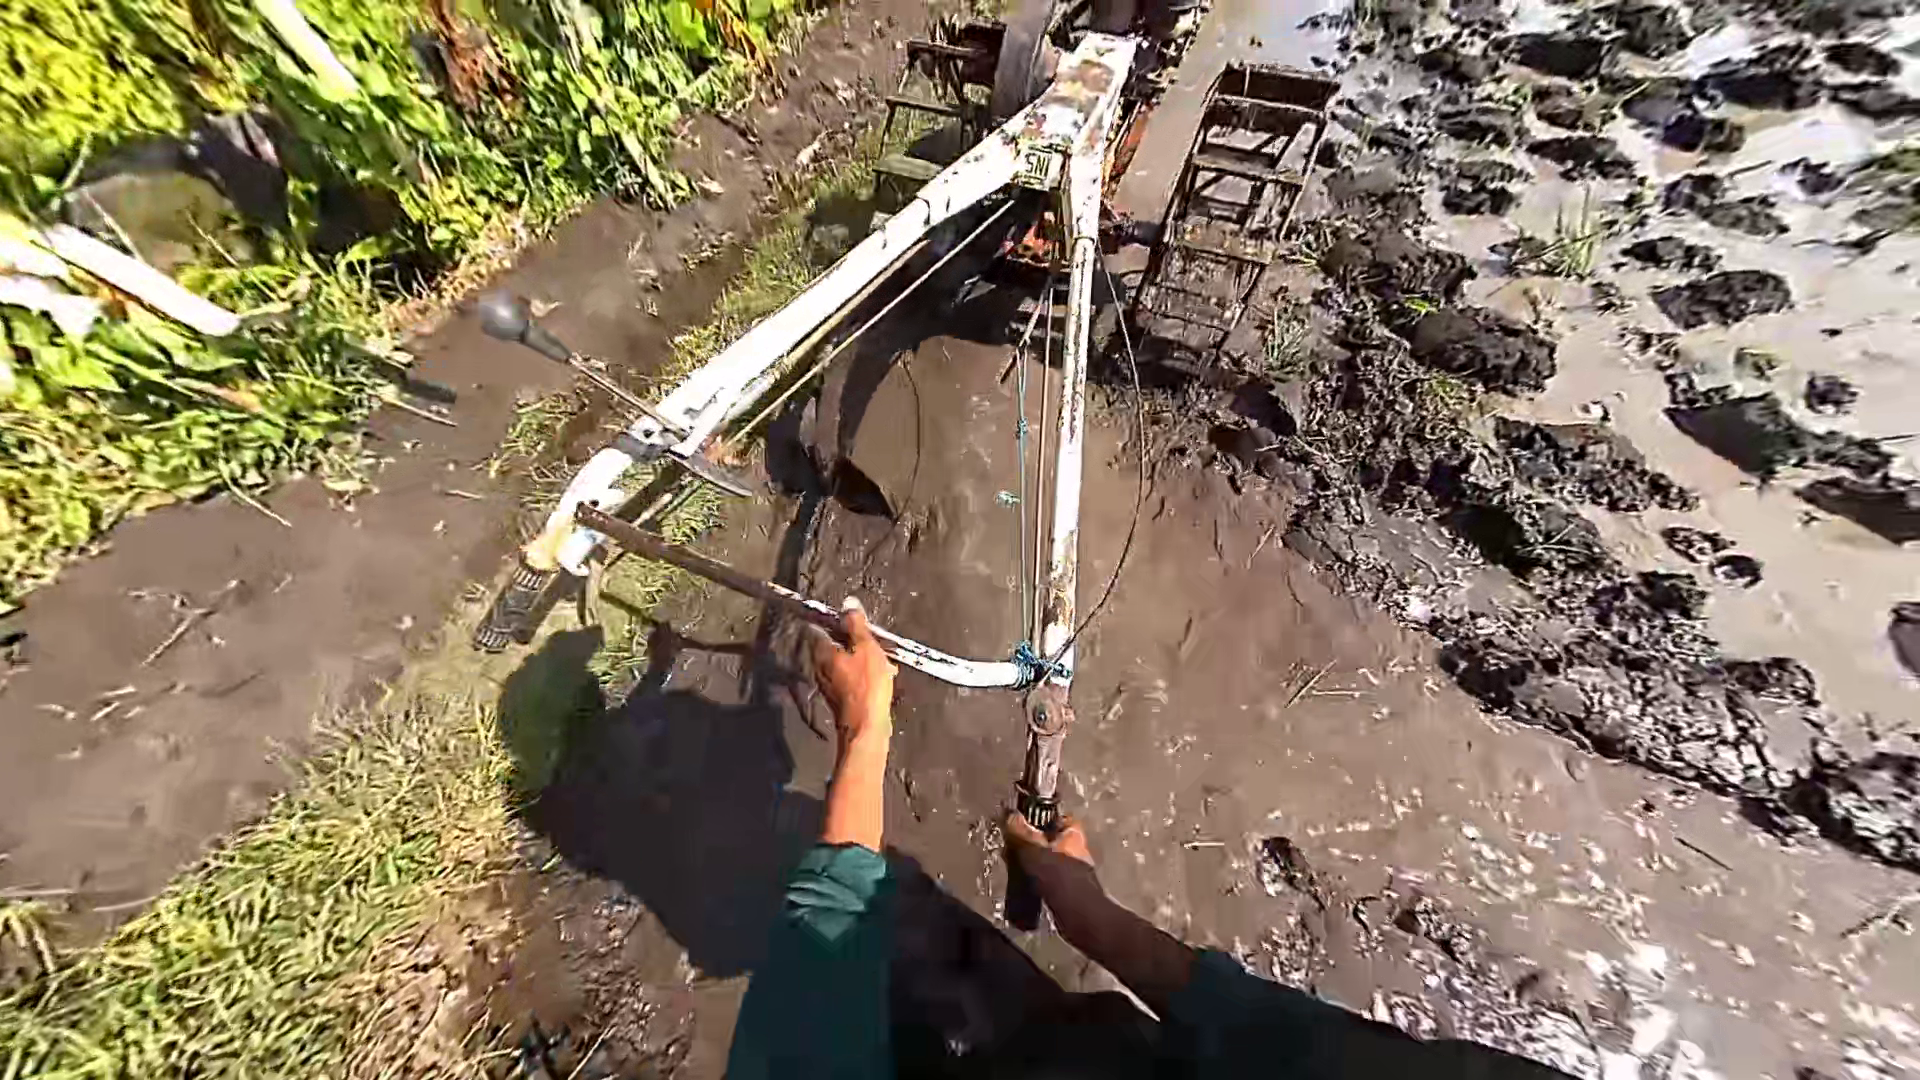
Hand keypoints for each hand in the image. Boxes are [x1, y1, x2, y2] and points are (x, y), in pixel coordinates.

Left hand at [811, 597, 895, 746]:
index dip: (840, 623)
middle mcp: (819, 667)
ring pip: (846, 663)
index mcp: (821, 651)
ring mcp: (827, 684)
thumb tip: (848, 603)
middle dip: (857, 644)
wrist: (866, 727)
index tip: (857, 624)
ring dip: (863, 661)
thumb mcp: (866, 647)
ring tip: (884, 665)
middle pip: (836, 645)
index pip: (822, 627)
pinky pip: (851, 679)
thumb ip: (856, 624)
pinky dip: (864, 677)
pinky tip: (881, 681)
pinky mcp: (839, 699)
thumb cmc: (867, 685)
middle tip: (876, 646)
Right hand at [1004, 810, 1102, 906]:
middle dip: (1028, 843)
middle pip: (1046, 838)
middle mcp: (1076, 847)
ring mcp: (1073, 869)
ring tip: (1014, 866)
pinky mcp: (1069, 888)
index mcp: (1072, 832)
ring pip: (1045, 858)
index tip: (1017, 825)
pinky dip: (1035, 878)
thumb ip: (1018, 830)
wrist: (1079, 916)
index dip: (1034, 819)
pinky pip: (1047, 876)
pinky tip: (1024, 884)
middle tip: (1011, 849)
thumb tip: (1006, 813)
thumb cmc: (1059, 875)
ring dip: (1030, 862)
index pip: (1052, 816)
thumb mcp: (1033, 849)